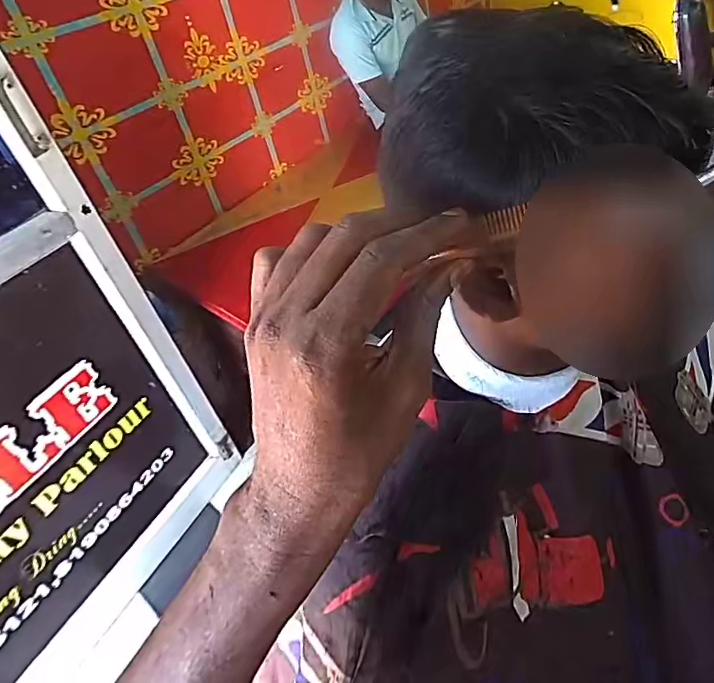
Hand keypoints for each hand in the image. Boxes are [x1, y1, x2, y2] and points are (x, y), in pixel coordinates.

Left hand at [238, 210, 467, 545]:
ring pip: (312, 237)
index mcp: (328, 342)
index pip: (381, 260)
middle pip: (347, 236)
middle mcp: (288, 316)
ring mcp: (263, 313)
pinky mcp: (254, 316)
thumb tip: (451, 264)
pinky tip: (340, 262)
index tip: (459, 222)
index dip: (426, 233)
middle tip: (437, 224)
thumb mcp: (406, 389)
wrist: (295, 491)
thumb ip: (424, 316)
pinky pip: (278, 257)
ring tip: (398, 240)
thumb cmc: (359, 453)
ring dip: (360, 230)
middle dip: (400, 221)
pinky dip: (313, 247)